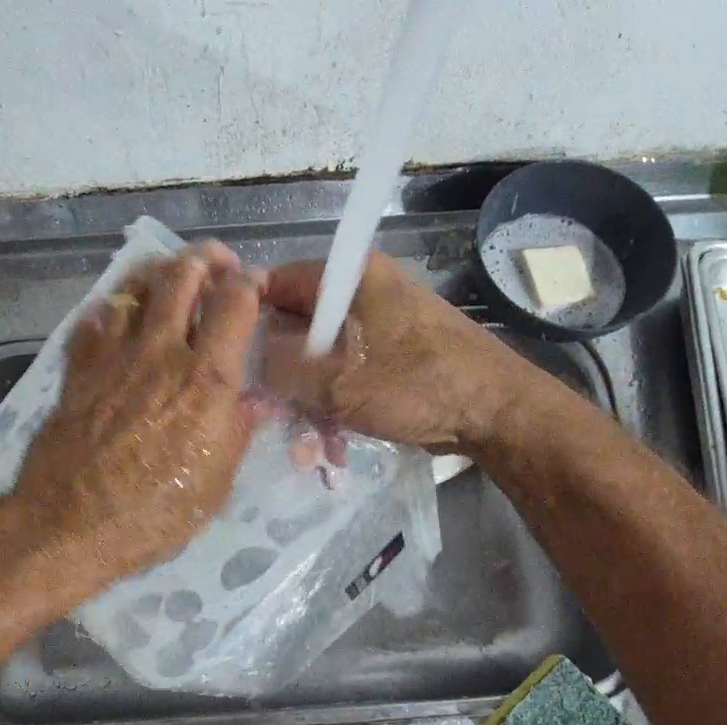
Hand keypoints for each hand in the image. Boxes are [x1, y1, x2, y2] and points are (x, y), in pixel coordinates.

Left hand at [8, 241, 261, 583]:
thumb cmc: (152, 517)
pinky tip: (119, 318)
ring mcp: (113, 356)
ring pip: (135, 286)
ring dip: (159, 273)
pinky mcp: (77, 368)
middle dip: (205, 258)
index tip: (256, 284)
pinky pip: (94, 318)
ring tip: (171, 279)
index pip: (235, 302)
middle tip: (216, 265)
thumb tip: (258, 401)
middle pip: (182, 275)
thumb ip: (237, 433)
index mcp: (206, 382)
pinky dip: (113, 307)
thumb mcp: (213, 486)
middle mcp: (160, 353)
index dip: (251, 282)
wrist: (69, 525)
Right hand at [261, 253, 538, 452]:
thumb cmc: (416, 385)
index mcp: (349, 277)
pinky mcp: (389, 353)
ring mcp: (377, 323)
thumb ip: (280, 368)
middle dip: (281, 376)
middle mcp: (361, 290)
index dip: (247, 323)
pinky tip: (330, 444)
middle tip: (271, 414)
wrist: (494, 412)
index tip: (232, 364)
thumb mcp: (335, 381)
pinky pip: (344, 373)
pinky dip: (332, 404)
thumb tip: (245, 362)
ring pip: (318, 357)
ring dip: (306, 400)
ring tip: (307, 445)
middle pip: (295, 326)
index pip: (274, 283)